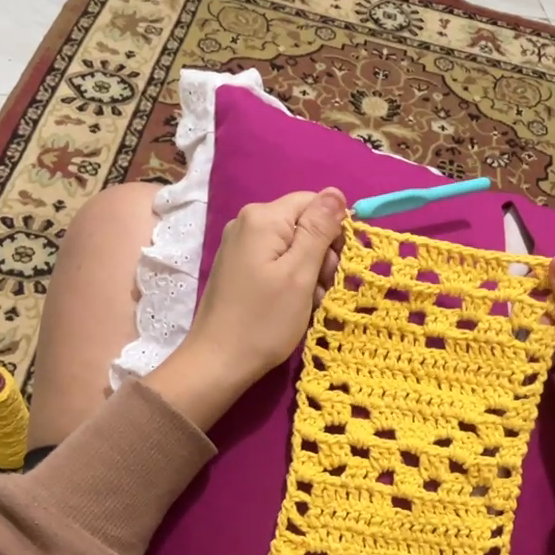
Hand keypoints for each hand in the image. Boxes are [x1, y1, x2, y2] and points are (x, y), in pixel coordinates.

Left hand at [144, 188, 346, 427]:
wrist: (218, 361)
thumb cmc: (264, 321)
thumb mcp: (300, 274)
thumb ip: (319, 229)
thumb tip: (336, 192)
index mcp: (263, 218)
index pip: (314, 203)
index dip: (333, 231)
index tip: (336, 267)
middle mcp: (247, 223)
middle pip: (302, 225)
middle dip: (320, 256)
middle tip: (321, 290)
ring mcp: (239, 246)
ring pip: (291, 247)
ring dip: (308, 273)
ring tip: (307, 304)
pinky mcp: (238, 268)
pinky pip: (275, 263)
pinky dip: (290, 282)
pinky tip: (291, 306)